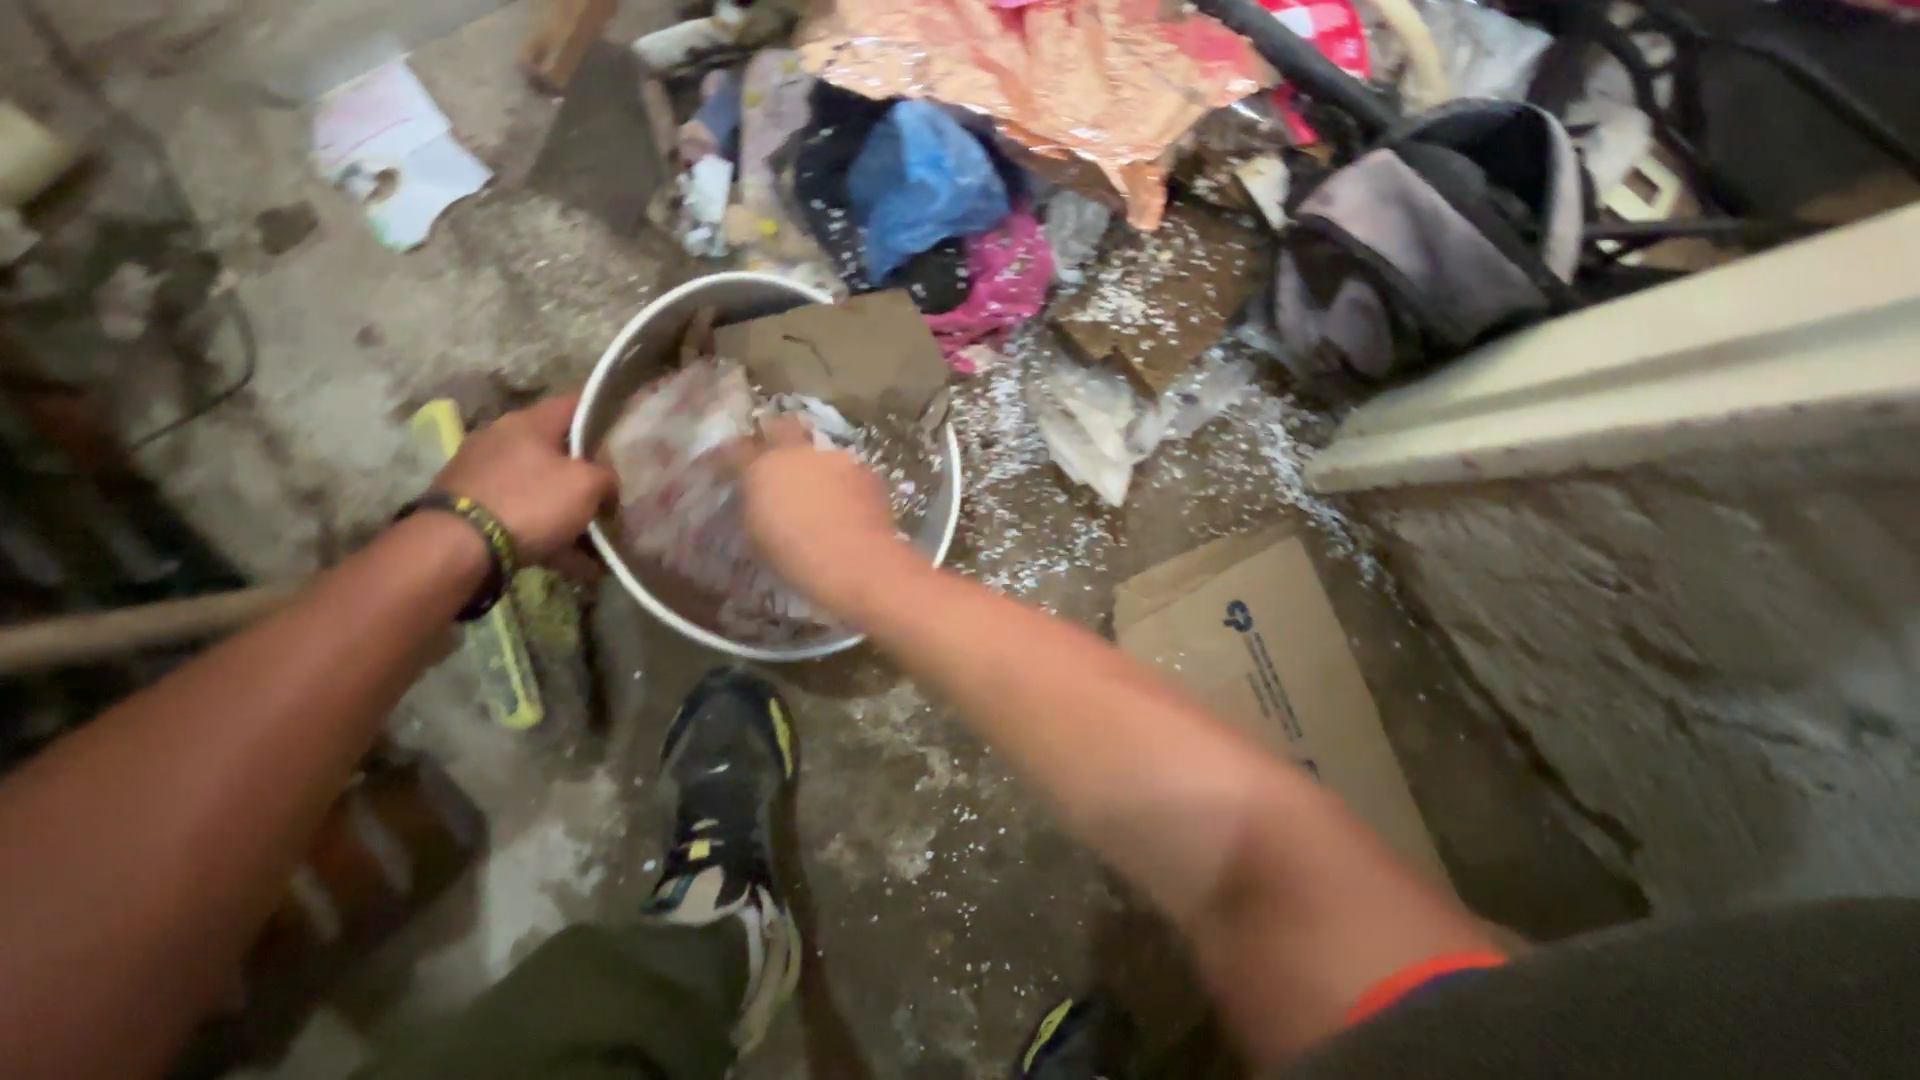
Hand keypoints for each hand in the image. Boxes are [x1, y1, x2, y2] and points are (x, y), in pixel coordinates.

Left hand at [434, 393, 615, 562]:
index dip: (602, 412)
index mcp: (528, 422)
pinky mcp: (468, 505)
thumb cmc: (531, 502)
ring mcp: (479, 472)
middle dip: (583, 470)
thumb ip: (606, 476)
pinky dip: (544, 531)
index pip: (574, 403)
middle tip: (609, 490)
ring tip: (591, 536)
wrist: (457, 546)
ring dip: (564, 506)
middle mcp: (500, 438)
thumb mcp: (587, 485)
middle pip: (555, 448)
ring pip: (537, 484)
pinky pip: (519, 513)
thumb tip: (606, 484)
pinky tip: (568, 561)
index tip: (623, 428)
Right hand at [730, 418, 914, 611]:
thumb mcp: (756, 537)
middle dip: (775, 437)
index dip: (727, 458)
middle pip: (782, 427)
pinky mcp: (867, 472)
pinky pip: (848, 470)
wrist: (856, 562)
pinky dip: (842, 481)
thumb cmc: (796, 558)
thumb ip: (752, 507)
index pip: (734, 450)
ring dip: (814, 464)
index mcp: (762, 467)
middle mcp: (798, 453)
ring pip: (819, 450)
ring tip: (817, 489)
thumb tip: (756, 499)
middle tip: (774, 459)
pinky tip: (846, 503)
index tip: (724, 468)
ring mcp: (836, 458)